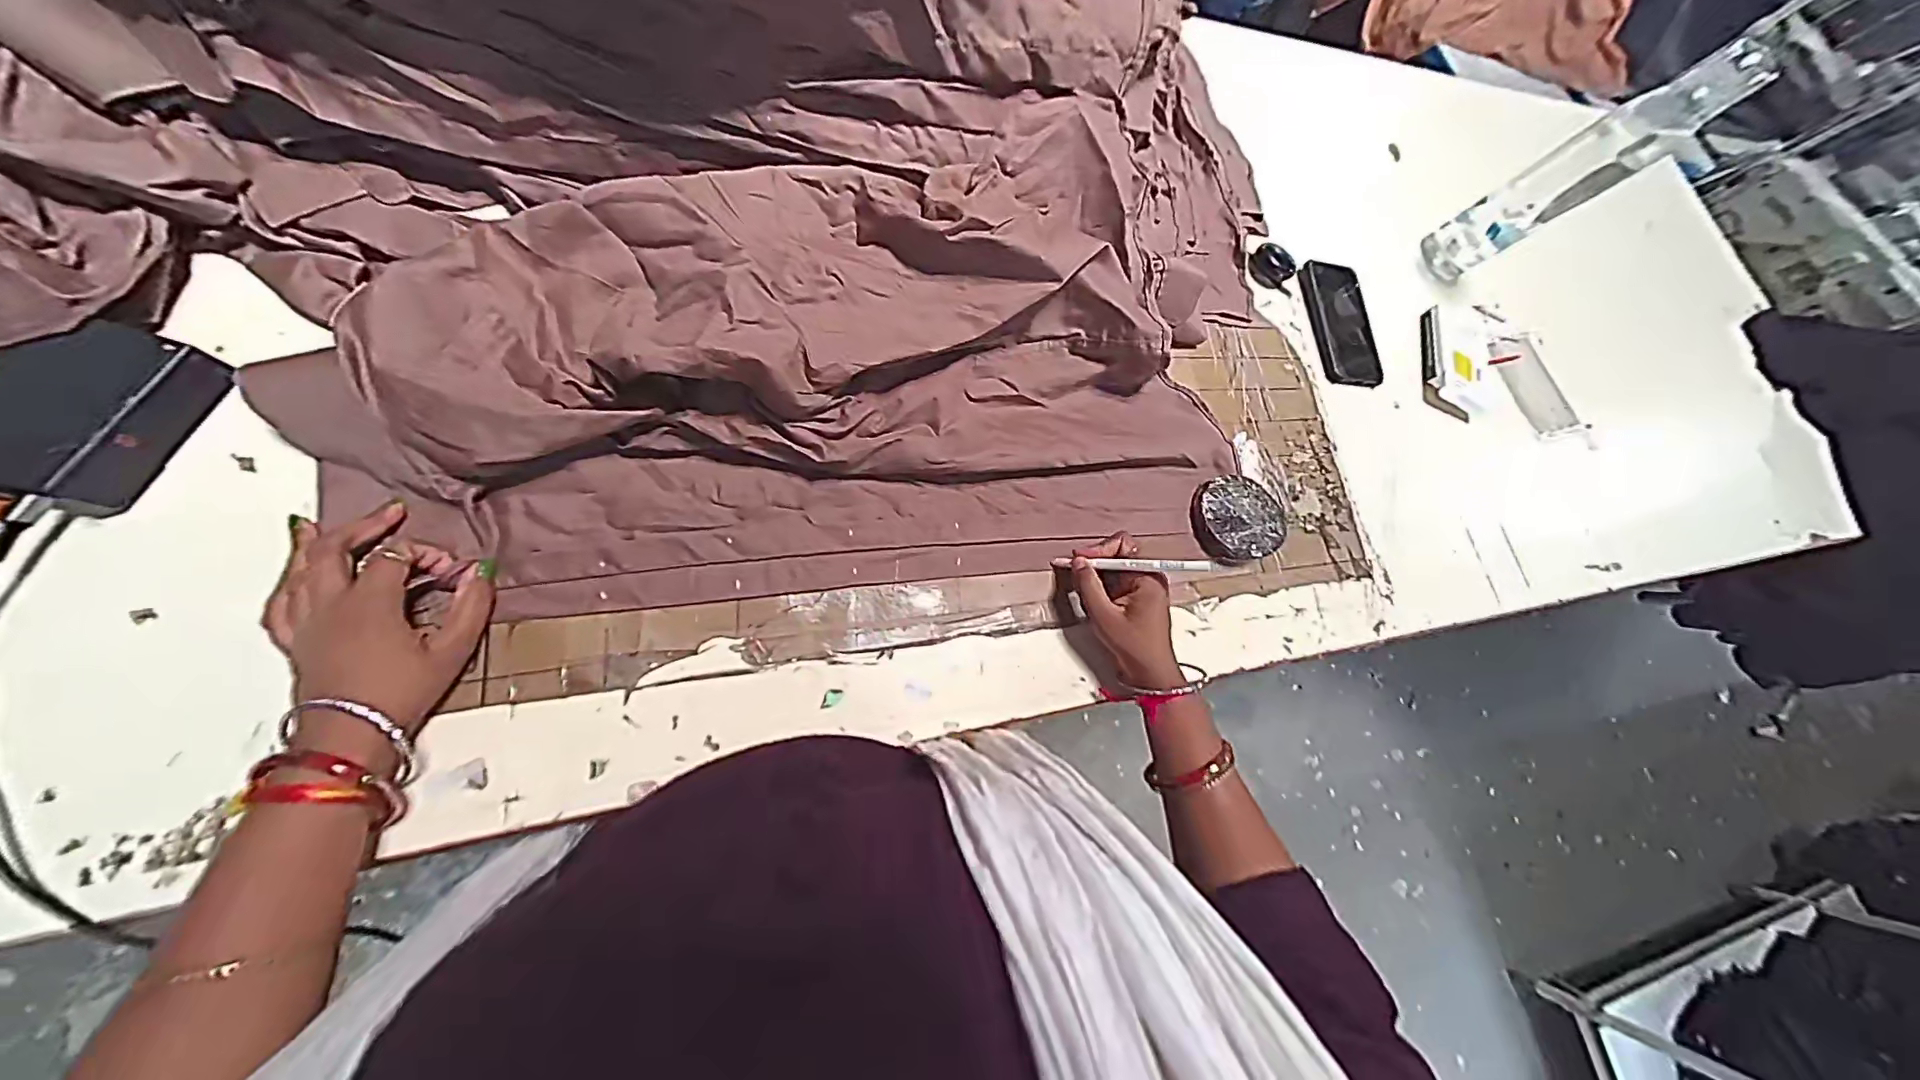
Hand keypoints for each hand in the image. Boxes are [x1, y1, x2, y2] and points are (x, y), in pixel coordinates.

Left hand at [262, 502, 494, 766]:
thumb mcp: (452, 650)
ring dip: (316, 542)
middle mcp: (329, 604)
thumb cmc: (403, 693)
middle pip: (334, 548)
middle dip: (365, 526)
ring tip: (321, 525)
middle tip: (391, 514)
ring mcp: (305, 621)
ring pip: (300, 568)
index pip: (394, 557)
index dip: (426, 553)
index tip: (451, 569)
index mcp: (368, 603)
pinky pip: (280, 600)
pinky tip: (294, 573)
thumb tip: (479, 574)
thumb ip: (471, 607)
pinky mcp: (293, 640)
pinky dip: (288, 579)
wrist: (351, 734)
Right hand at [1065, 532, 1183, 690]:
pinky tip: (1094, 602)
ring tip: (1084, 590)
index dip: (1098, 550)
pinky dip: (1101, 589)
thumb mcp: (1104, 615)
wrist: (1150, 673)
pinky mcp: (1136, 599)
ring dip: (1096, 578)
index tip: (1080, 559)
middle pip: (1117, 556)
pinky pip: (1115, 584)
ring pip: (1114, 571)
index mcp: (1148, 577)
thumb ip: (1089, 585)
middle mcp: (1148, 579)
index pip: (1122, 546)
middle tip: (1077, 572)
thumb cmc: (1136, 648)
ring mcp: (1143, 589)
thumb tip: (1079, 563)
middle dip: (1095, 564)